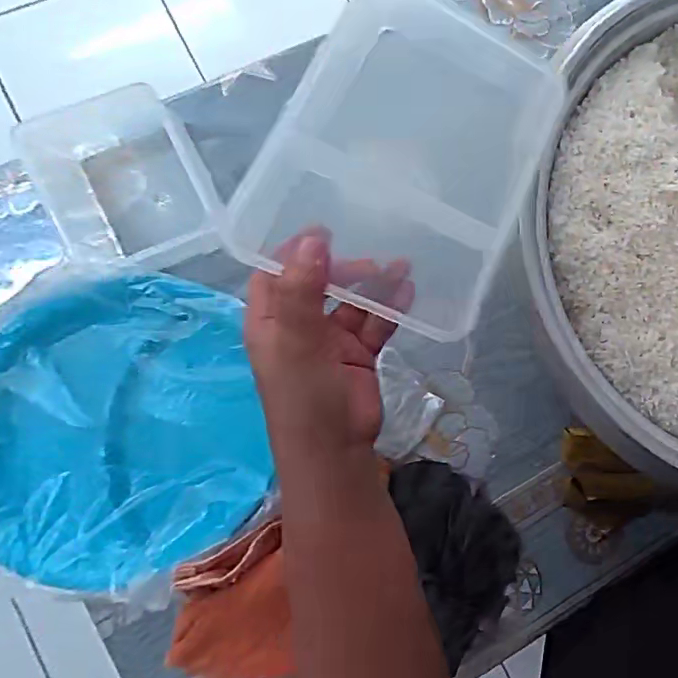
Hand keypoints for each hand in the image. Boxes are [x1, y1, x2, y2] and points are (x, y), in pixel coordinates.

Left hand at [244, 231, 410, 454]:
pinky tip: (407, 292)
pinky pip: (375, 323)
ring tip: (401, 266)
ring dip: (374, 285)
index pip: (274, 272)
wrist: (336, 450)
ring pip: (352, 302)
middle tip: (370, 259)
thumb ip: (303, 290)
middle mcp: (298, 326)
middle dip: (343, 267)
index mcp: (270, 320)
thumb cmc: (305, 396)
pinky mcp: (359, 354)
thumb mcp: (297, 341)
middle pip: (319, 283)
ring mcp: (330, 341)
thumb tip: (313, 239)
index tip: (324, 227)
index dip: (294, 248)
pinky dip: (390, 309)